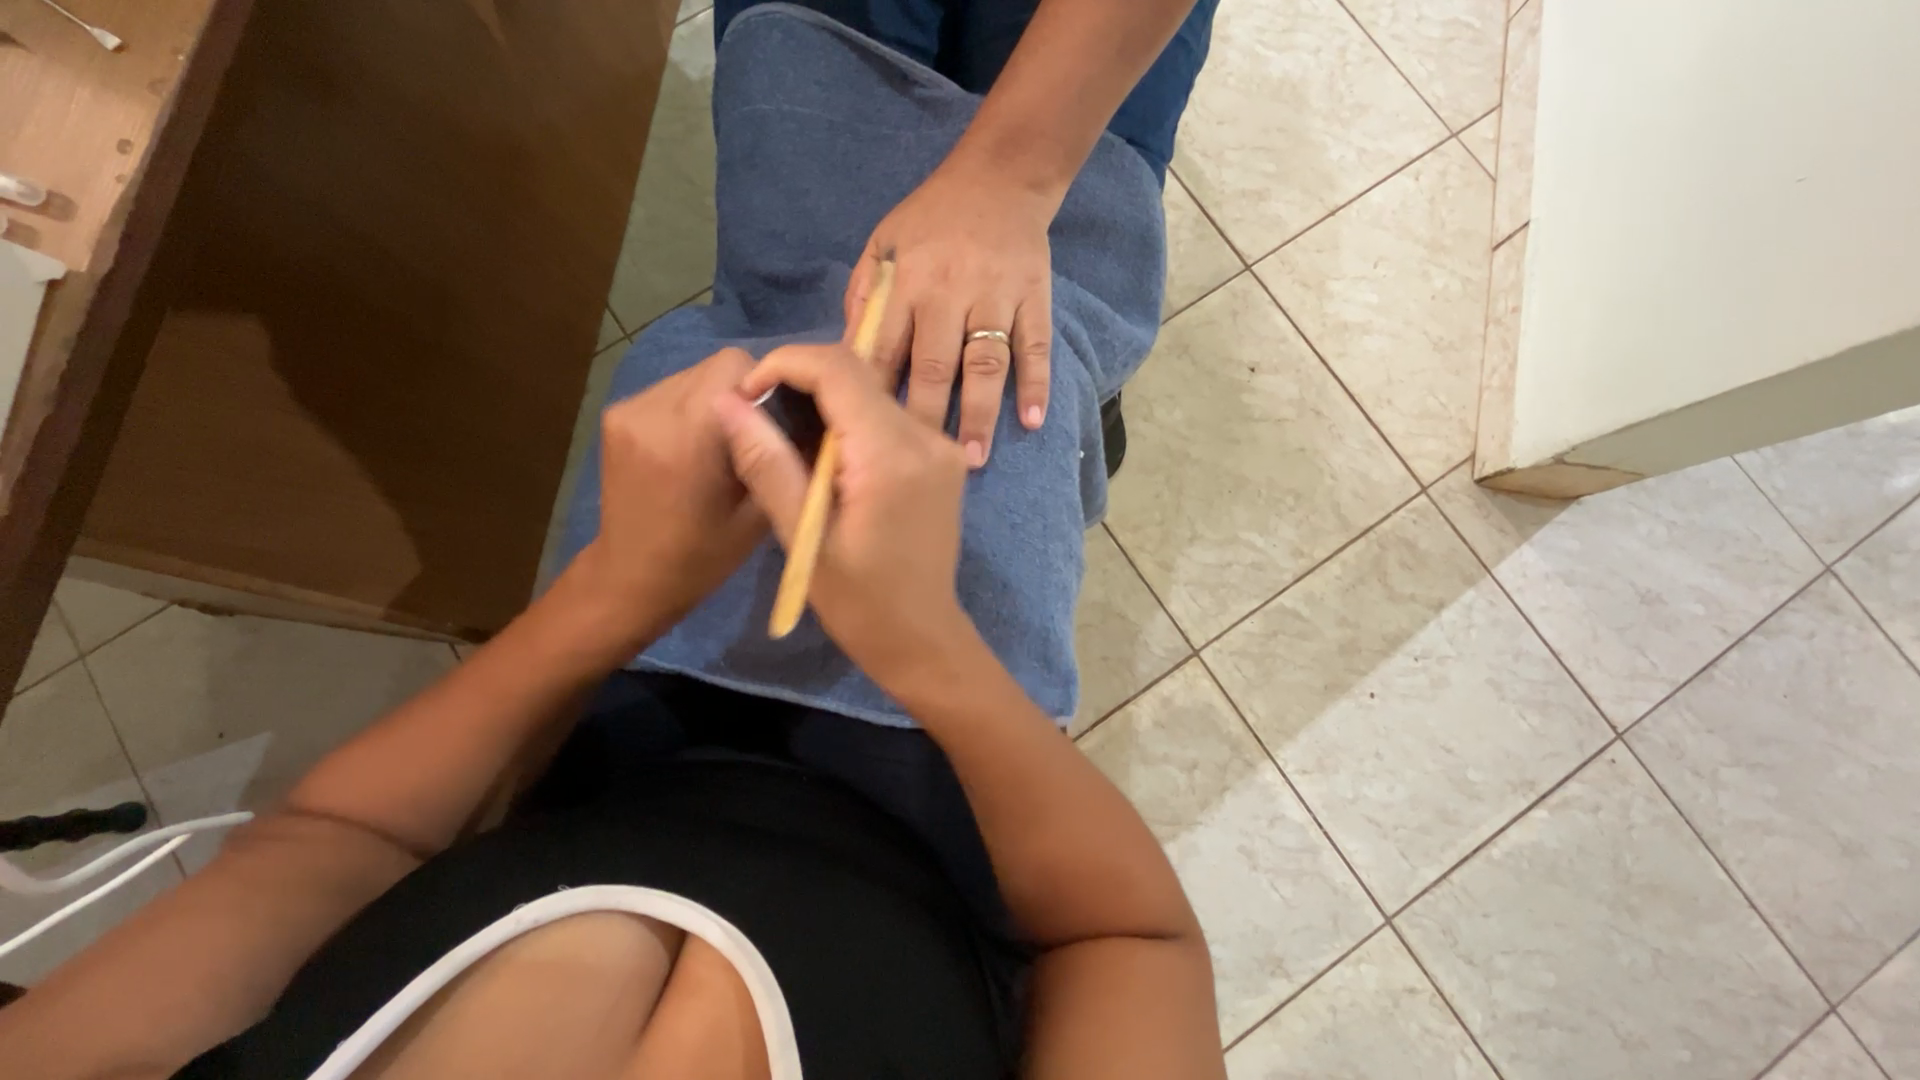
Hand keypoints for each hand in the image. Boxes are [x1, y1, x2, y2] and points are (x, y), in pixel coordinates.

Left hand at [582, 348, 766, 640]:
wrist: (630, 576)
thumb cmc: (703, 556)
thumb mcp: (758, 514)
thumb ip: (776, 456)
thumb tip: (807, 415)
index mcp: (689, 437)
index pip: (738, 368)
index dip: (766, 389)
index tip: (775, 427)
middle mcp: (652, 411)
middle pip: (717, 366)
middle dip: (743, 395)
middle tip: (753, 438)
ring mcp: (629, 409)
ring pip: (694, 374)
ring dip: (716, 401)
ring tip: (720, 446)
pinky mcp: (616, 414)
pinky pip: (671, 390)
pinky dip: (690, 409)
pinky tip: (693, 447)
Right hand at [714, 343, 974, 683]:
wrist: (922, 637)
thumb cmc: (859, 602)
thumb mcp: (802, 536)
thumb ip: (766, 463)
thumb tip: (726, 402)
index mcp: (893, 453)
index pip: (838, 368)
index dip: (785, 363)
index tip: (746, 393)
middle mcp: (927, 436)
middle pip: (858, 372)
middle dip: (801, 378)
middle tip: (758, 412)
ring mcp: (941, 445)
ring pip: (874, 390)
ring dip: (825, 397)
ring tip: (784, 432)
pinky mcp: (942, 458)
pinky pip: (889, 416)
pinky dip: (851, 418)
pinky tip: (825, 450)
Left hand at [847, 159, 1054, 467]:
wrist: (1000, 176)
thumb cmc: (932, 217)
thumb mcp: (884, 242)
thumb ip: (866, 294)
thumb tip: (851, 352)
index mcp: (908, 282)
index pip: (885, 348)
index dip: (874, 395)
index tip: (866, 439)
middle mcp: (951, 293)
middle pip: (935, 365)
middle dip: (926, 417)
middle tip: (918, 468)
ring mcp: (997, 297)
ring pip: (986, 364)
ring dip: (980, 413)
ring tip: (974, 458)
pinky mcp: (1035, 298)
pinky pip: (1035, 346)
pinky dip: (1036, 383)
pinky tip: (1032, 420)